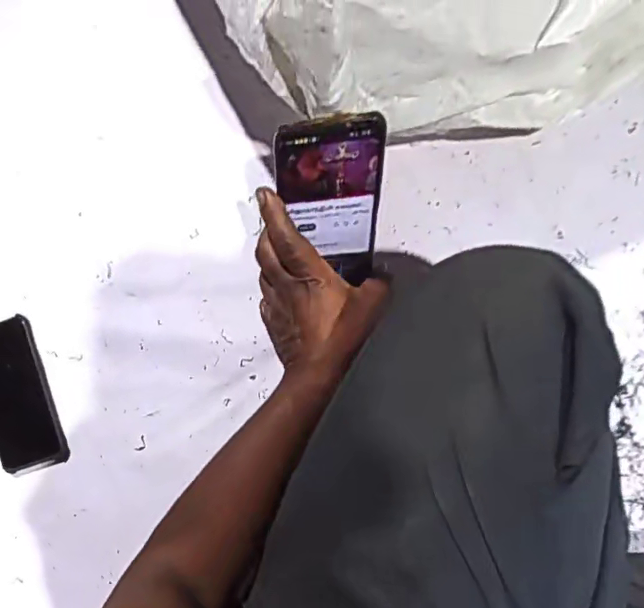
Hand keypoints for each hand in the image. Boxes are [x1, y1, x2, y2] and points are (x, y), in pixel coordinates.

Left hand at [255, 188, 389, 384]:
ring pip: (263, 273)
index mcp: (307, 274)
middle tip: (273, 222)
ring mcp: (278, 308)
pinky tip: (279, 290)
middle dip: (267, 232)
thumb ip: (377, 284)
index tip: (266, 196)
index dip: (274, 211)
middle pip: (265, 250)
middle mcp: (286, 287)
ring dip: (267, 259)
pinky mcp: (276, 326)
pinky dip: (271, 288)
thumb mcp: (372, 305)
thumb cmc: (339, 342)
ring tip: (276, 252)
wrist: (318, 376)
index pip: (284, 234)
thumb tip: (380, 277)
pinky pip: (268, 299)